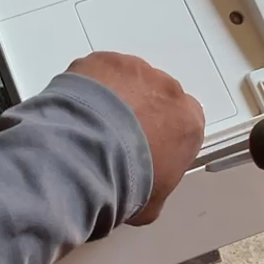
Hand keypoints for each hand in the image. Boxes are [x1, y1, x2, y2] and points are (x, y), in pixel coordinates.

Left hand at [67, 52, 204, 224]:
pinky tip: (74, 107)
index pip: (185, 122)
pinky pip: (98, 71)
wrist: (88, 154)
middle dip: (137, 111)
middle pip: (156, 95)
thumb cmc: (126, 180)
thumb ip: (157, 188)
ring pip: (126, 80)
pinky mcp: (103, 60)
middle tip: (113, 135)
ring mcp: (135, 69)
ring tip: (89, 122)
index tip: (145, 147)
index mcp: (189, 122)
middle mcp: (168, 89)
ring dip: (112, 97)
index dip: (164, 133)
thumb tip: (142, 193)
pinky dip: (87, 84)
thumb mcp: (152, 203)